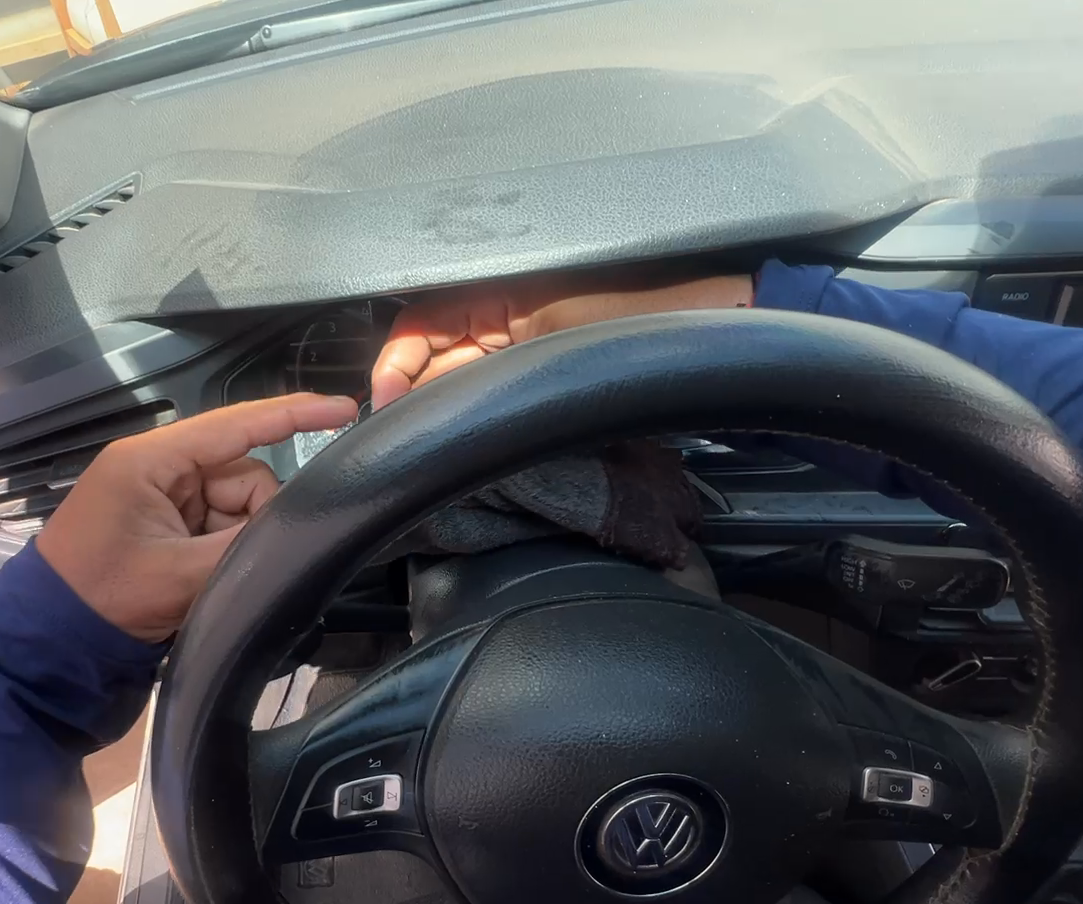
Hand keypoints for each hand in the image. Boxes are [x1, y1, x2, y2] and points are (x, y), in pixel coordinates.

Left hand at [36, 393, 358, 640]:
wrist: (55, 643)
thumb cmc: (106, 597)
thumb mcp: (181, 574)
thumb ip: (246, 547)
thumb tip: (295, 531)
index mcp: (153, 460)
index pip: (237, 425)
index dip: (295, 414)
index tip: (345, 409)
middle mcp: (162, 467)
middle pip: (244, 473)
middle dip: (254, 517)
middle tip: (231, 562)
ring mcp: (166, 494)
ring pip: (239, 502)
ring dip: (238, 538)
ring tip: (207, 576)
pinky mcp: (170, 519)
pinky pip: (221, 521)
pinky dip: (226, 546)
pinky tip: (205, 573)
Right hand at [370, 272, 753, 408]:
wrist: (697, 327)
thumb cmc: (634, 318)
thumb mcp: (550, 340)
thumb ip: (480, 369)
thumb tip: (423, 397)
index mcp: (493, 290)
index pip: (418, 324)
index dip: (393, 363)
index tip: (385, 403)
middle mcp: (497, 314)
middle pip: (429, 353)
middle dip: (408, 390)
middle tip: (398, 430)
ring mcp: (514, 343)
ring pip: (453, 374)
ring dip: (434, 403)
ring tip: (421, 434)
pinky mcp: (533, 367)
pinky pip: (483, 388)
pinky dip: (466, 411)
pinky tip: (457, 431)